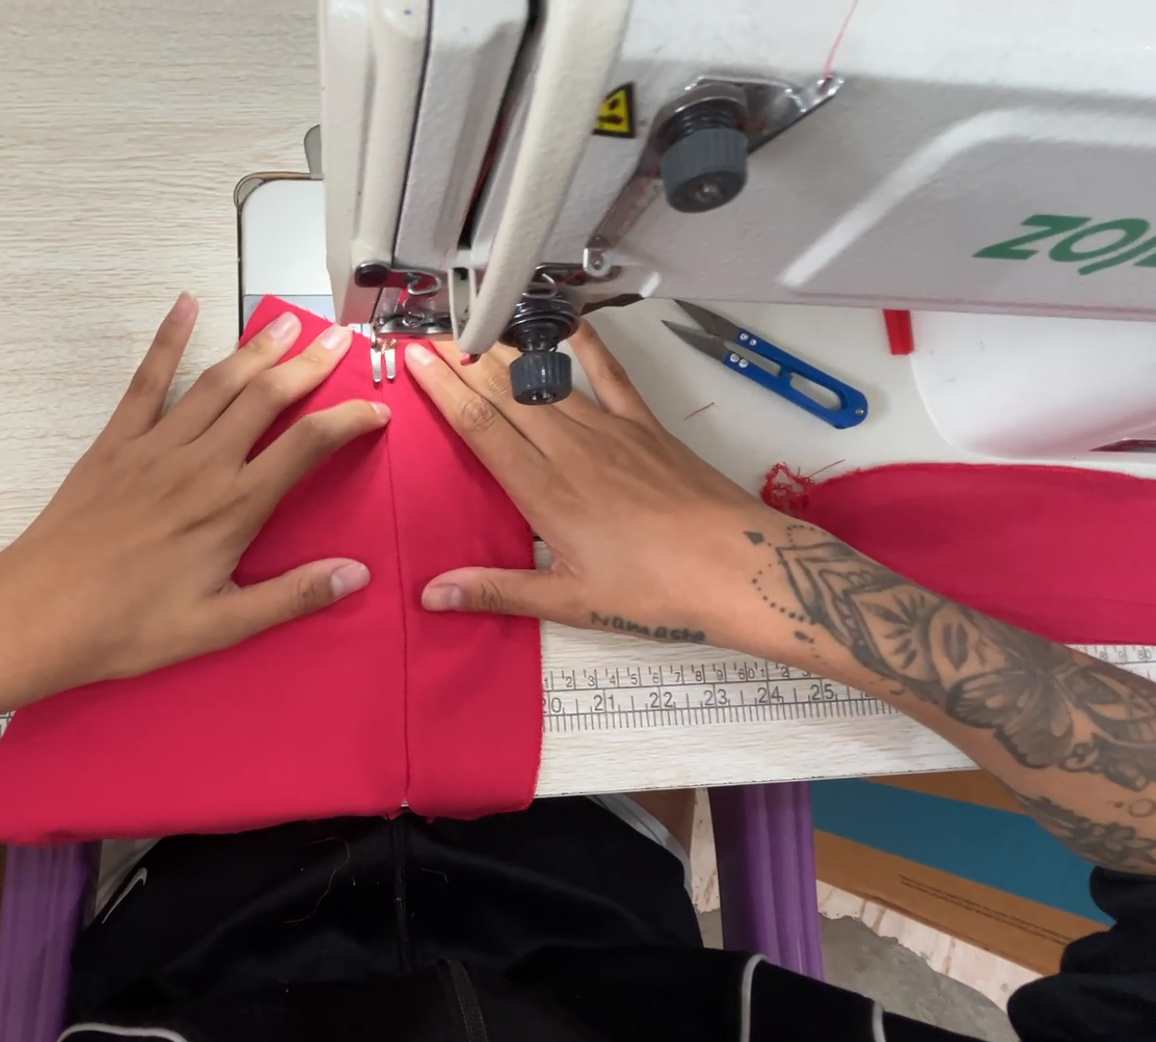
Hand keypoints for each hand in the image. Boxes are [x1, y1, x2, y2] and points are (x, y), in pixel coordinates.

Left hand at [0, 295, 388, 707]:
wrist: (37, 615)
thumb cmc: (130, 627)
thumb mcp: (220, 626)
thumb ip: (291, 596)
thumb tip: (357, 574)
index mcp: (234, 506)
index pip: (308, 446)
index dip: (348, 422)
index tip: (375, 412)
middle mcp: (201, 464)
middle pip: (267, 398)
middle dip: (309, 366)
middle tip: (339, 341)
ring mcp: (155, 446)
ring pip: (218, 383)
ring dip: (257, 349)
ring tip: (288, 323)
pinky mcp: (116, 442)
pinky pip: (147, 381)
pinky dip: (167, 340)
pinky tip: (184, 306)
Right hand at [402, 323, 807, 662]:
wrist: (739, 569)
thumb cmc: (654, 590)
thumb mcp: (568, 601)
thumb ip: (497, 590)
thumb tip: (433, 595)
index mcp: (545, 491)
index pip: (481, 425)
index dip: (443, 389)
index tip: (416, 361)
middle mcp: (572, 450)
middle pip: (505, 392)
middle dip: (461, 359)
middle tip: (429, 336)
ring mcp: (611, 432)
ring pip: (546, 381)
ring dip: (505, 353)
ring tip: (474, 332)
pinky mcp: (645, 428)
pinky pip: (612, 377)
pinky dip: (589, 349)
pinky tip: (571, 326)